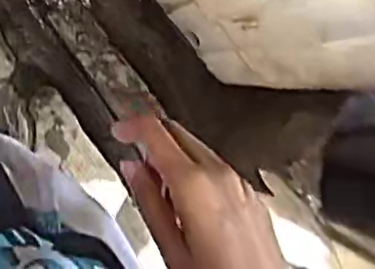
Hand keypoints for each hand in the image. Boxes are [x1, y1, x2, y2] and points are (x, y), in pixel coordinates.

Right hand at [115, 113, 288, 268]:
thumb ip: (148, 201)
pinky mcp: (255, 200)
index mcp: (194, 184)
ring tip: (166, 197)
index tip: (119, 131)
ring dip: (176, 158)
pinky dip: (199, 174)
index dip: (131, 124)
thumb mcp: (172, 251)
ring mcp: (242, 186)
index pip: (154, 129)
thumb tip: (132, 168)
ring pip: (197, 149)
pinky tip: (195, 207)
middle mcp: (220, 175)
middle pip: (176, 131)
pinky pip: (218, 170)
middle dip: (153, 140)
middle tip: (139, 166)